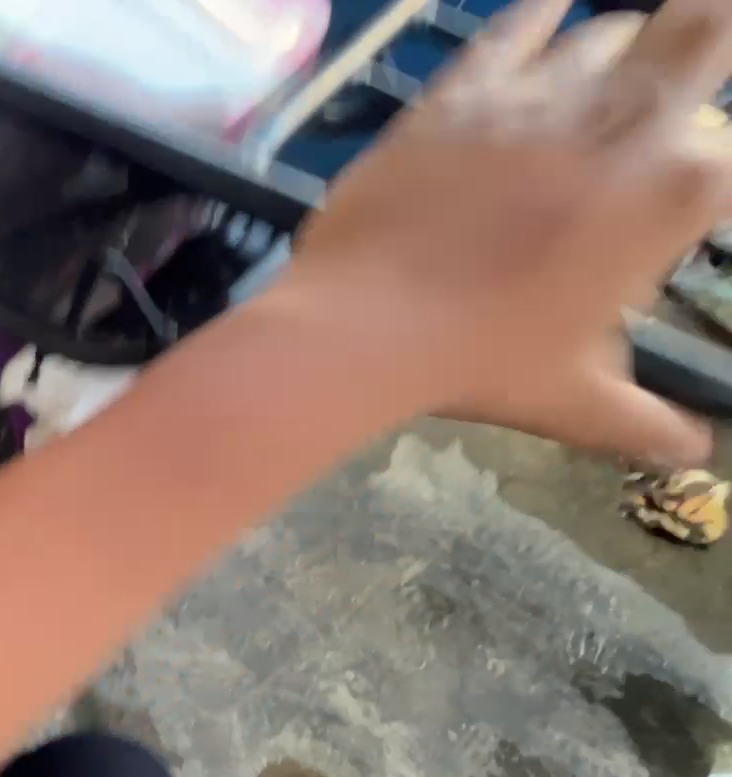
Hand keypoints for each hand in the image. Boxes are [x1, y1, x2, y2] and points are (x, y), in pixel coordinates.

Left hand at [287, 0, 730, 465]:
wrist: (357, 332)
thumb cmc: (469, 364)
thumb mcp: (565, 398)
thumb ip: (633, 417)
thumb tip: (688, 457)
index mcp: (681, 190)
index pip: (724, 147)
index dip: (696, 159)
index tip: (669, 174)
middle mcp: (626, 124)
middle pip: (702, 34)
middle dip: (698, 40)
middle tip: (669, 68)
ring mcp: (535, 104)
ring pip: (603, 34)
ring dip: (605, 47)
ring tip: (596, 64)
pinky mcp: (453, 101)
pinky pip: (506, 34)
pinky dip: (527, 21)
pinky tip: (538, 13)